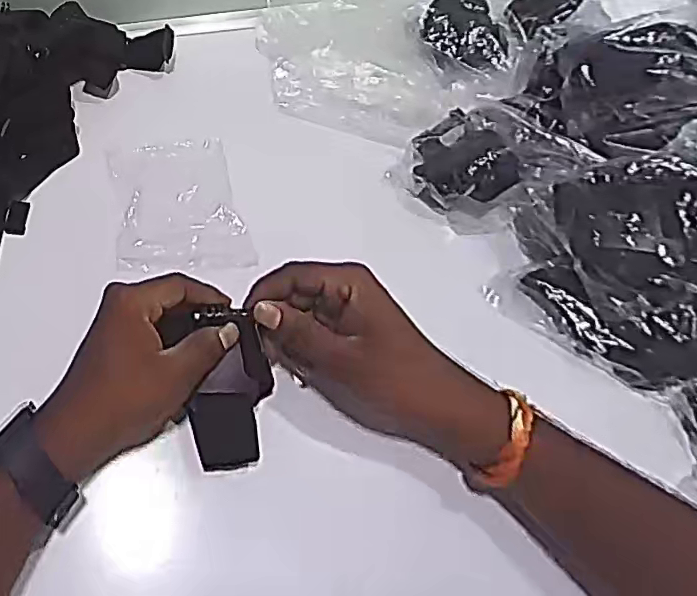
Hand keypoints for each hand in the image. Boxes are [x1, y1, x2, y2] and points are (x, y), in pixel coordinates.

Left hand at [34, 275, 237, 481]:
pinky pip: (147, 330)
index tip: (229, 308)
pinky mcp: (111, 340)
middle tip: (223, 331)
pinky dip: (167, 342)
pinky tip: (182, 364)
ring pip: (158, 316)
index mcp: (129, 301)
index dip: (209, 296)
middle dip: (198, 315)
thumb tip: (223, 332)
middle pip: (167, 298)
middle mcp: (117, 305)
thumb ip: (206, 347)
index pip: (178, 284)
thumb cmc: (113, 402)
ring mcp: (112, 322)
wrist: (80, 430)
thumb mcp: (176, 374)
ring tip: (207, 351)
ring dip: (183, 331)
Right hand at [247, 262, 509, 469]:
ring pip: (297, 315)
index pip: (289, 276)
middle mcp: (346, 290)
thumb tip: (262, 311)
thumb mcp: (340, 359)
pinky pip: (310, 333)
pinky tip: (306, 371)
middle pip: (291, 294)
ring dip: (289, 340)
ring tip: (294, 365)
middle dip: (276, 322)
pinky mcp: (347, 333)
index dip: (264, 296)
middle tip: (267, 349)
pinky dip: (301, 350)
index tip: (247, 319)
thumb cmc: (409, 385)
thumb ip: (296, 332)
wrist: (449, 420)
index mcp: (348, 282)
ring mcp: (346, 312)